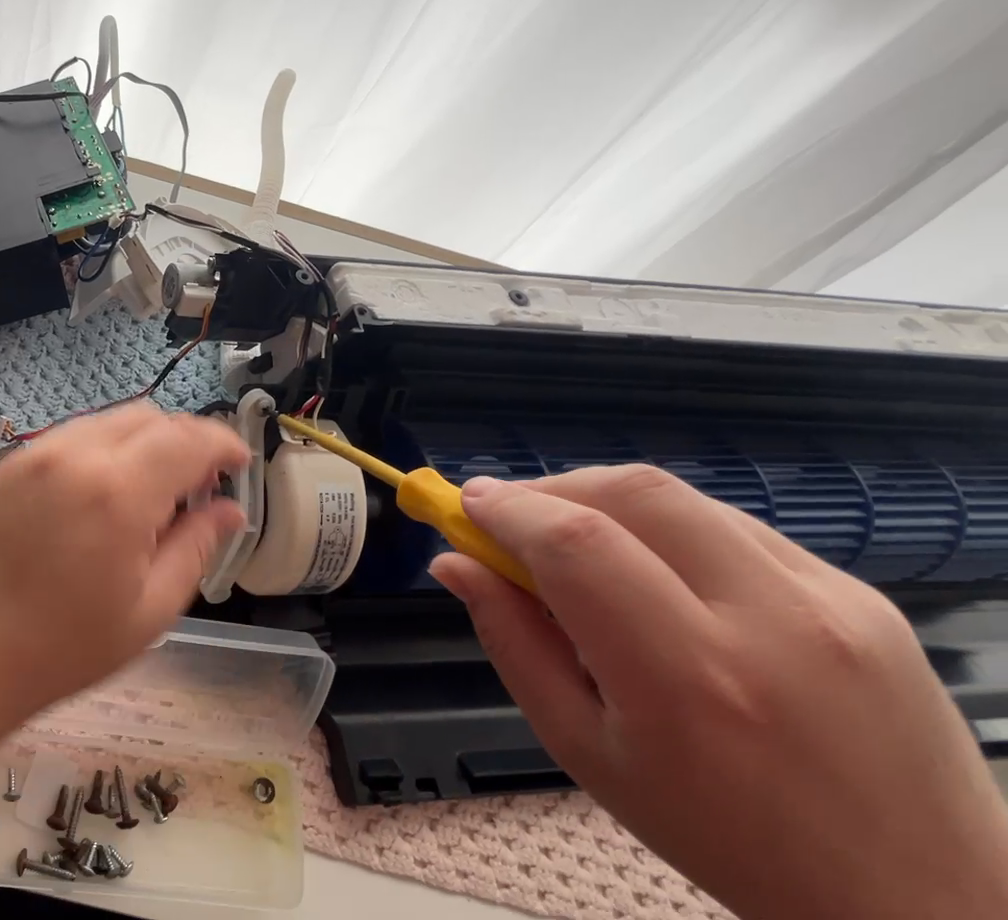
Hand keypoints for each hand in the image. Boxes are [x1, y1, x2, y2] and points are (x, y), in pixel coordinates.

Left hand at [0, 403, 247, 711]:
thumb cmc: (60, 649)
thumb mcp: (148, 610)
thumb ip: (195, 548)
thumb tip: (229, 510)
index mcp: (117, 491)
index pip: (189, 438)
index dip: (224, 444)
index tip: (239, 466)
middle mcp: (75, 454)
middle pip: (150, 417)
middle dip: (185, 441)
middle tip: (198, 487)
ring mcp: (34, 454)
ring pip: (109, 421)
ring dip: (143, 443)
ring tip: (149, 495)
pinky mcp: (7, 464)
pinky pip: (70, 438)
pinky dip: (102, 451)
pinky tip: (100, 497)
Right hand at [432, 467, 1007, 919]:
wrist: (912, 895)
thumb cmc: (717, 833)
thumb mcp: (583, 749)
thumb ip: (512, 643)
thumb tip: (453, 563)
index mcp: (686, 679)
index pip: (577, 545)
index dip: (508, 509)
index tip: (464, 503)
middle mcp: (769, 620)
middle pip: (636, 492)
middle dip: (553, 486)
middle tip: (511, 515)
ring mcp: (832, 599)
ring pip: (686, 501)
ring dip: (607, 502)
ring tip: (575, 544)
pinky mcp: (864, 595)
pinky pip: (737, 529)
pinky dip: (669, 529)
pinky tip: (654, 571)